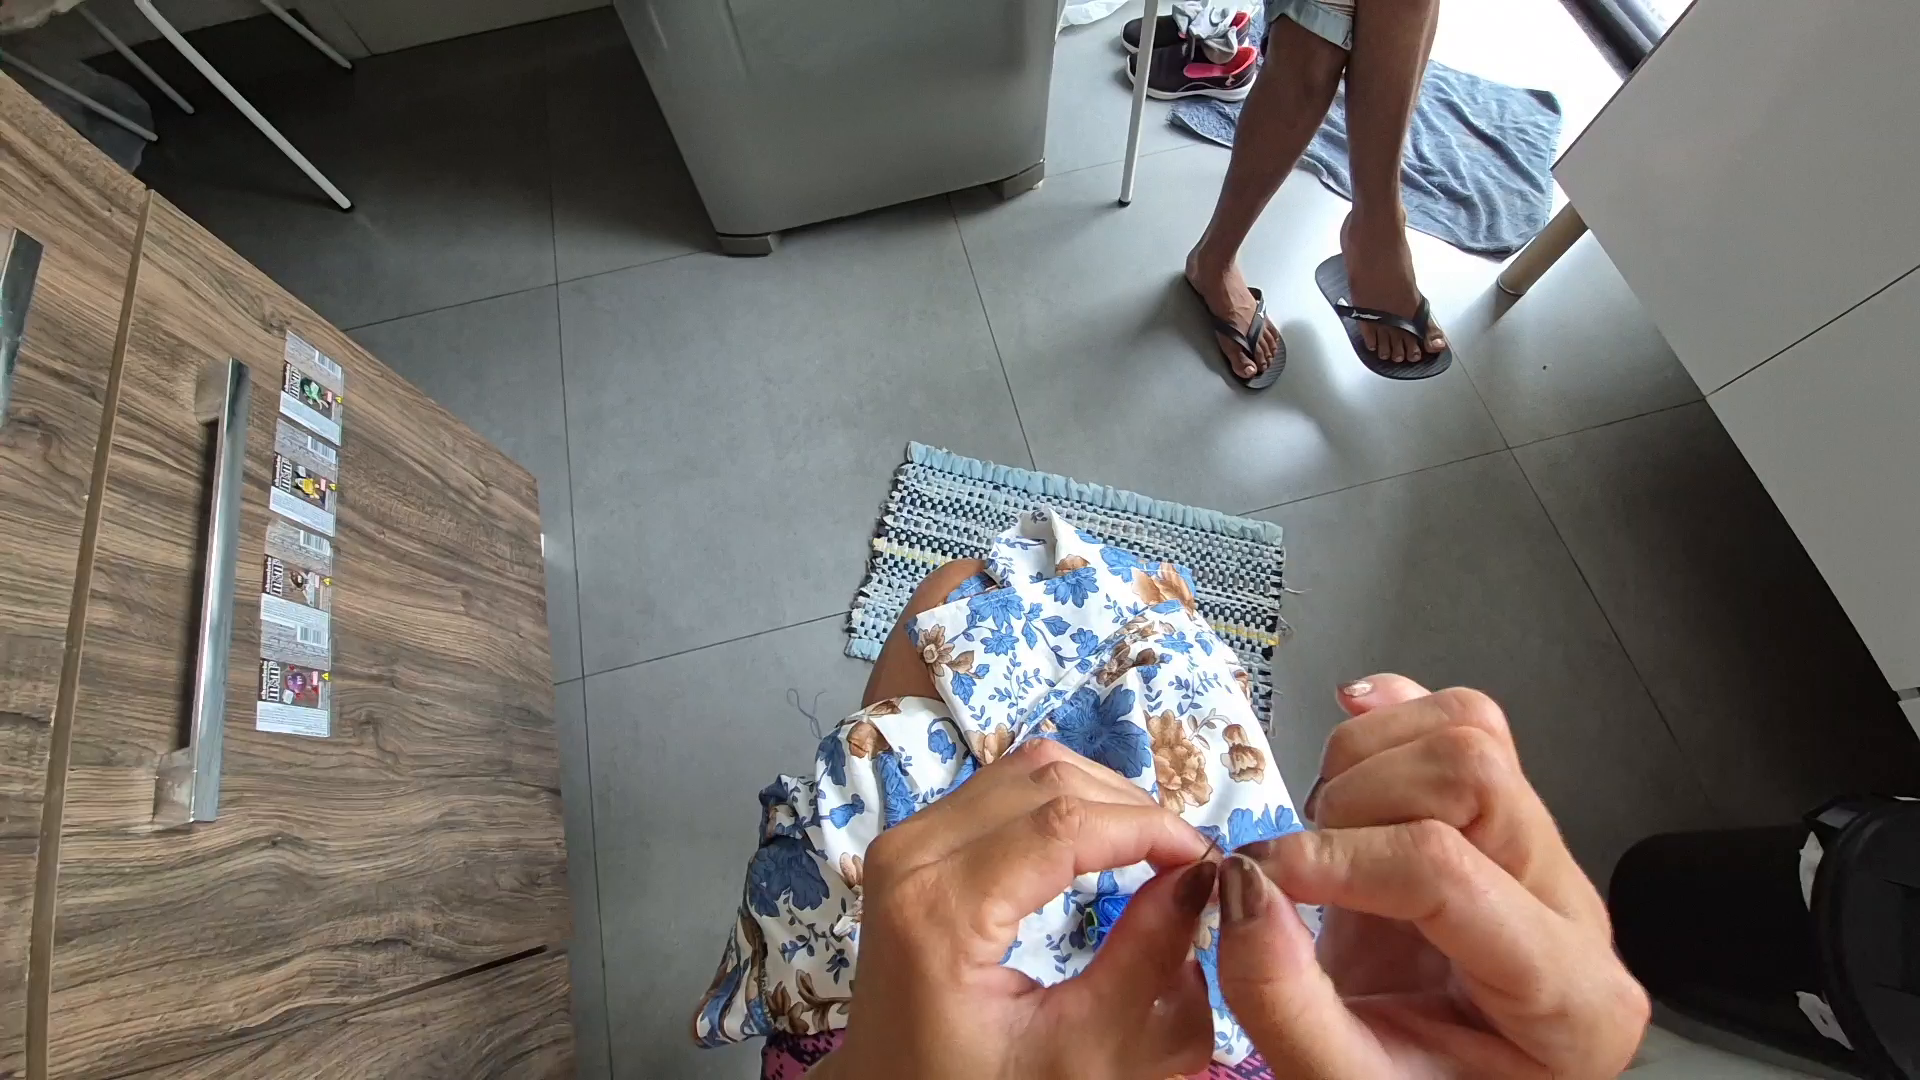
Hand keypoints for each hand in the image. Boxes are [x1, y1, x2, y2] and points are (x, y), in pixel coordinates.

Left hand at [818, 738, 1218, 1079]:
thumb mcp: (1078, 1061)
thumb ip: (1144, 968)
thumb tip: (1197, 878)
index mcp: (941, 908)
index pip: (1062, 823)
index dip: (1145, 827)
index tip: (1203, 858)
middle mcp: (912, 850)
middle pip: (1044, 779)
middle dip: (1127, 807)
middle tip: (1181, 857)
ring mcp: (907, 835)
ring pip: (1025, 769)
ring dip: (1097, 793)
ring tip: (1147, 844)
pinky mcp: (914, 834)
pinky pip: (1001, 784)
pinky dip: (1062, 796)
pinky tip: (1097, 834)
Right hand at [1216, 675, 1648, 1077]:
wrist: (1431, 1071)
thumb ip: (1283, 1002)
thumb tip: (1240, 882)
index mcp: (1568, 996)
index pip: (1443, 868)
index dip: (1331, 859)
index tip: (1259, 880)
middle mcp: (1571, 903)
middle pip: (1471, 771)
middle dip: (1353, 803)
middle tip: (1309, 862)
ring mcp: (1538, 843)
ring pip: (1462, 727)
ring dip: (1359, 765)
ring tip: (1326, 832)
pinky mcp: (1493, 805)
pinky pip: (1455, 714)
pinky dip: (1384, 714)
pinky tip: (1348, 736)